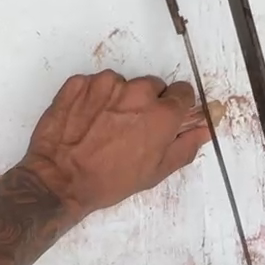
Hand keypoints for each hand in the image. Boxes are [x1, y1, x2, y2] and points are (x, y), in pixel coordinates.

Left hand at [17, 71, 209, 219]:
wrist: (59, 180)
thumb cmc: (109, 181)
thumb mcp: (155, 172)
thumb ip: (186, 146)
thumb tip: (205, 128)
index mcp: (162, 113)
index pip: (182, 92)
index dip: (174, 106)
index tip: (164, 119)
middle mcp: (137, 91)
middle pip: (151, 87)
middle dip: (145, 104)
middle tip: (129, 130)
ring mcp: (105, 84)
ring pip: (122, 85)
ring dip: (118, 100)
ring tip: (103, 129)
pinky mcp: (79, 83)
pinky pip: (93, 85)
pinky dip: (91, 99)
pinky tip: (85, 122)